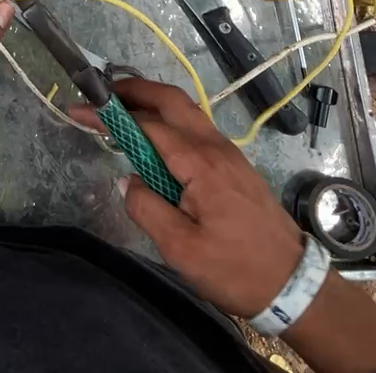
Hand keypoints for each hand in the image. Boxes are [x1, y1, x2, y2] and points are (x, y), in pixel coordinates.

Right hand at [73, 77, 305, 317]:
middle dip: (133, 89)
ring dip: (152, 101)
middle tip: (101, 93)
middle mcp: (215, 147)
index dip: (110, 115)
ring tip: (121, 109)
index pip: (146, 124)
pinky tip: (155, 138)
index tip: (79, 111)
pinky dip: (169, 119)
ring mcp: (229, 153)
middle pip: (171, 99)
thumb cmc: (237, 269)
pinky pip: (196, 127)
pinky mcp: (235, 165)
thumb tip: (126, 181)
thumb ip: (146, 208)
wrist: (296, 286)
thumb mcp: (181, 250)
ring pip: (187, 110)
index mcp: (200, 163)